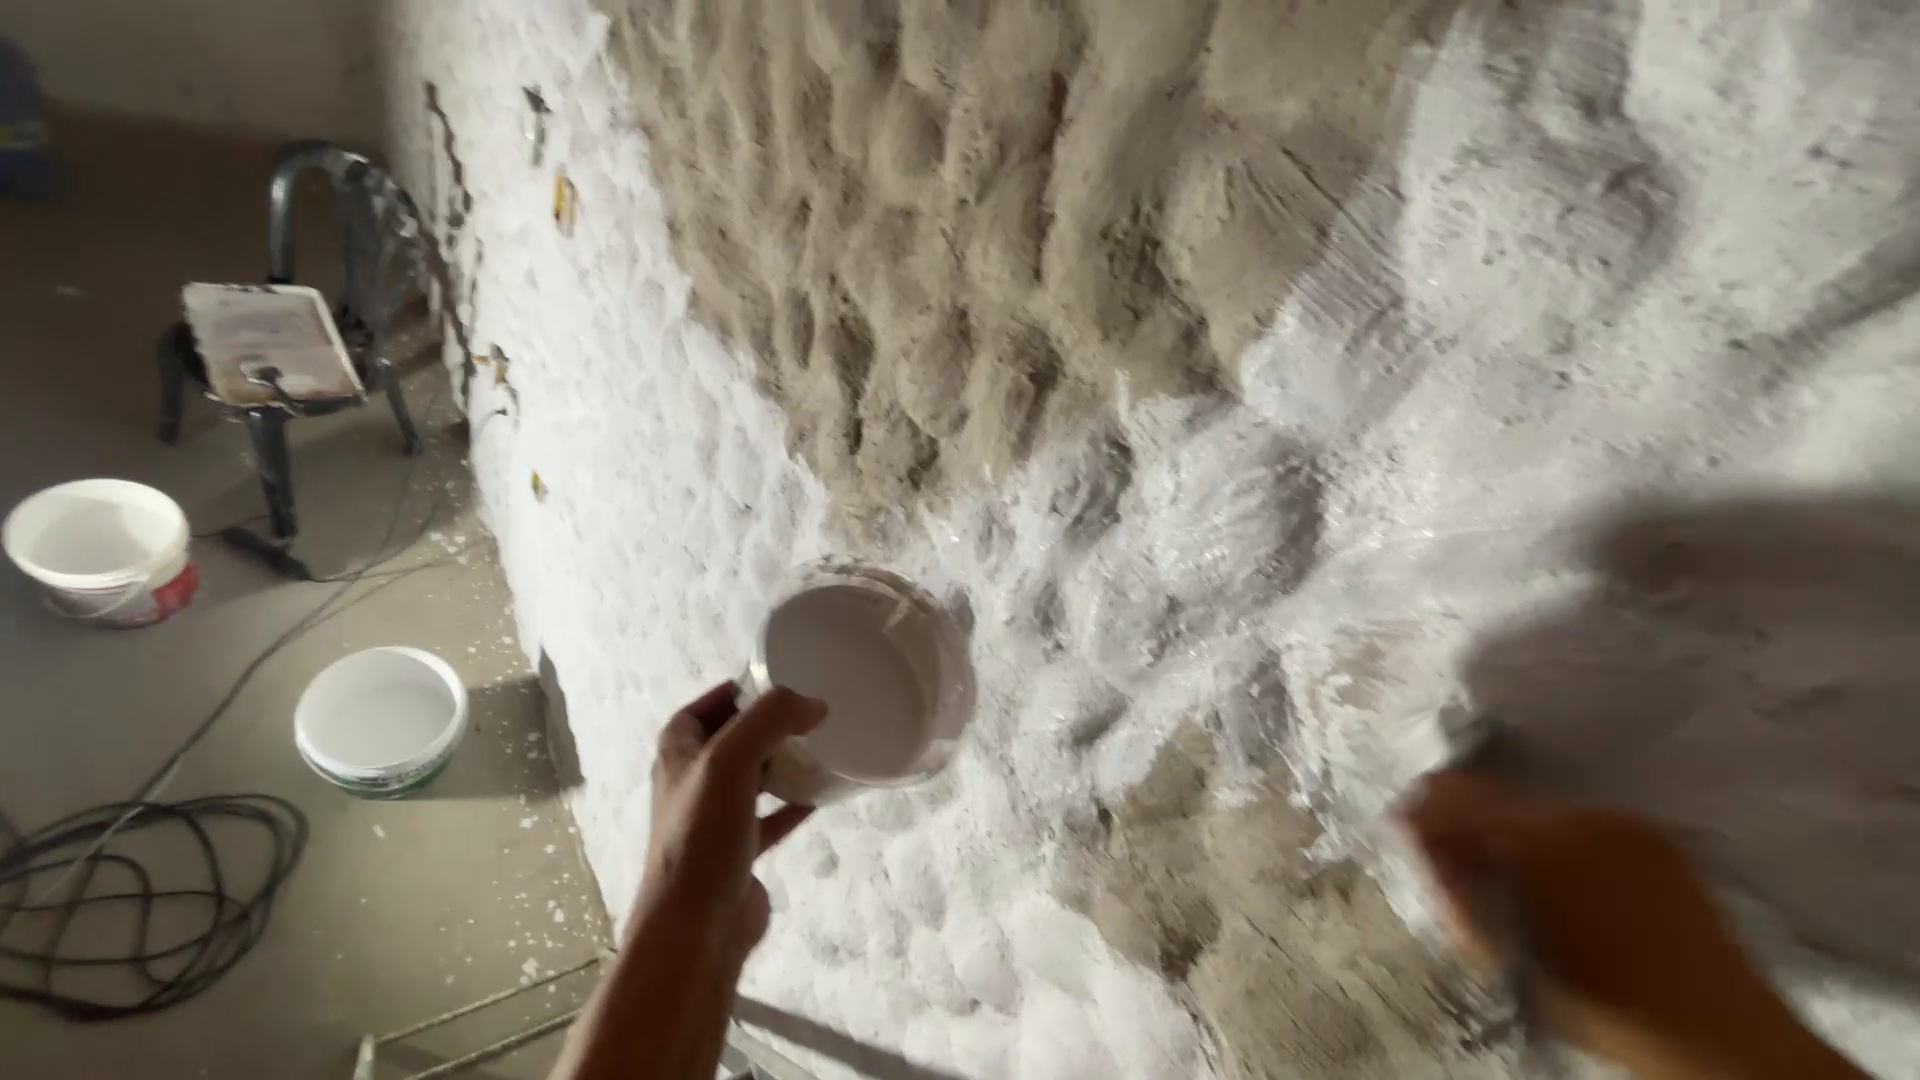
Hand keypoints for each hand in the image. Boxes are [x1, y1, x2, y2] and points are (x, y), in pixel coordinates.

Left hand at [638, 682, 825, 961]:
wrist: (696, 926)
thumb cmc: (703, 835)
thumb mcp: (731, 760)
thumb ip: (771, 719)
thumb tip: (814, 704)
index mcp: (678, 754)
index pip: (705, 707)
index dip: (736, 691)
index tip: (779, 684)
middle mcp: (692, 782)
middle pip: (731, 740)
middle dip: (766, 726)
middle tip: (807, 715)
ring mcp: (713, 819)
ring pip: (751, 778)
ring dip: (780, 763)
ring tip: (818, 749)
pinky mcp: (737, 852)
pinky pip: (769, 817)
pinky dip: (791, 805)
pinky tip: (820, 797)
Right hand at [1402, 770, 1862, 1079]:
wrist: (1723, 1037)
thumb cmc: (1597, 1001)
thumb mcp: (1501, 950)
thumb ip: (1449, 882)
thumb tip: (1407, 829)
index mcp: (1537, 841)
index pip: (1453, 798)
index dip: (1420, 808)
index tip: (1400, 822)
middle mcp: (1579, 814)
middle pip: (1491, 795)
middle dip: (1462, 817)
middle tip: (1448, 849)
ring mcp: (1621, 819)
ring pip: (1533, 808)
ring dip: (1508, 828)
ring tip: (1505, 867)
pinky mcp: (1652, 834)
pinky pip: (1578, 820)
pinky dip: (1553, 838)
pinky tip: (1556, 873)